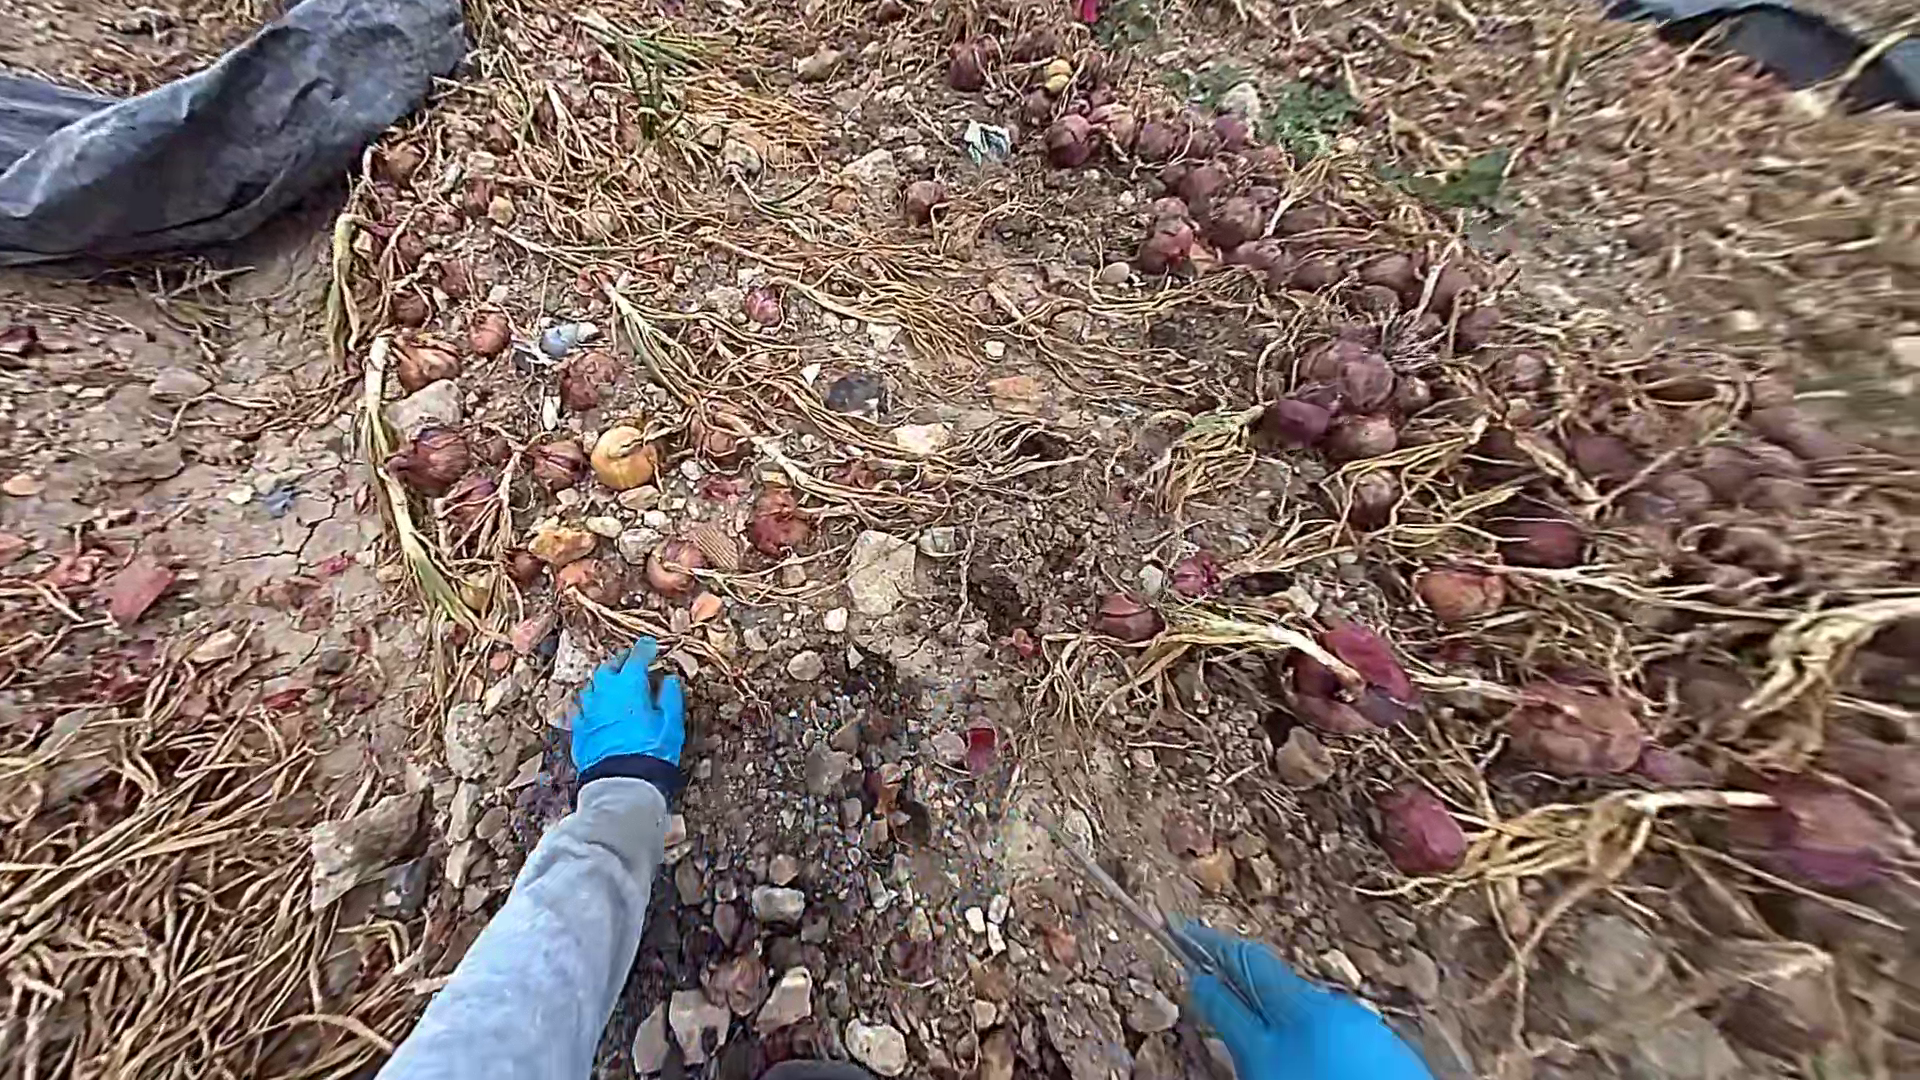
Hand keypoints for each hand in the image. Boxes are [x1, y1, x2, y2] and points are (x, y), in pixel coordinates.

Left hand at [572, 638, 684, 785]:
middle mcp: (604, 694)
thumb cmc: (651, 750)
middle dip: (620, 660)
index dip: (644, 649)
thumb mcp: (671, 721)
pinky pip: (582, 708)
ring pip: (592, 686)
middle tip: (631, 659)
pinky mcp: (578, 731)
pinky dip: (592, 702)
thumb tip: (668, 679)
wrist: (622, 783)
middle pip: (608, 668)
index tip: (650, 644)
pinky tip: (599, 706)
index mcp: (629, 687)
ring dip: (604, 680)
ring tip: (615, 682)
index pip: (636, 658)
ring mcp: (588, 712)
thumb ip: (670, 696)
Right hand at [1177, 921, 1432, 1079]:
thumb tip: (1200, 980)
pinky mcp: (1395, 1066)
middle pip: (1279, 988)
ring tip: (1267, 1057)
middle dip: (1247, 992)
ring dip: (1281, 1026)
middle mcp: (1340, 1007)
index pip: (1245, 955)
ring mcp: (1373, 1037)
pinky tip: (1309, 1071)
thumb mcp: (1259, 1064)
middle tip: (1215, 1002)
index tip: (1179, 929)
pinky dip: (1315, 1051)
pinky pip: (1339, 1044)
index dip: (1210, 943)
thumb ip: (1229, 1018)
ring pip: (1309, 1018)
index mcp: (1304, 1000)